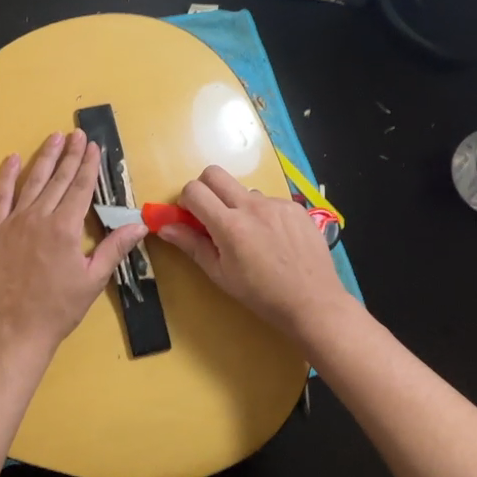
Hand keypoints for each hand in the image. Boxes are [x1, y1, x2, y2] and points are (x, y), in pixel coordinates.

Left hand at [0, 131, 147, 353]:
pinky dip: (7, 176)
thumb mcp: (94, 279)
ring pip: (33, 181)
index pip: (80, 187)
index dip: (88, 165)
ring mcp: (16, 221)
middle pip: (59, 178)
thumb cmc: (59, 307)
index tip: (93, 146)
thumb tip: (139, 224)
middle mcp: (41, 216)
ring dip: (45, 157)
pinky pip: (1, 196)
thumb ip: (114, 248)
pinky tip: (13, 159)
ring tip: (54, 137)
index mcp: (66, 227)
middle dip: (70, 154)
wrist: (18, 327)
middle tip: (77, 133)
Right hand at [159, 165, 351, 343]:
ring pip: (244, 190)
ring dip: (238, 205)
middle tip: (212, 214)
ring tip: (252, 236)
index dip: (186, 200)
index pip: (194, 190)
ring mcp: (276, 204)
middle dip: (206, 188)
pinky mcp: (295, 207)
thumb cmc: (261, 295)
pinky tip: (275, 239)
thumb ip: (192, 245)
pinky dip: (264, 214)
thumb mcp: (220, 275)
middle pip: (215, 173)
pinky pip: (269, 201)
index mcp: (230, 225)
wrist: (313, 303)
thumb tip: (163, 227)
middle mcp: (252, 206)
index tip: (191, 217)